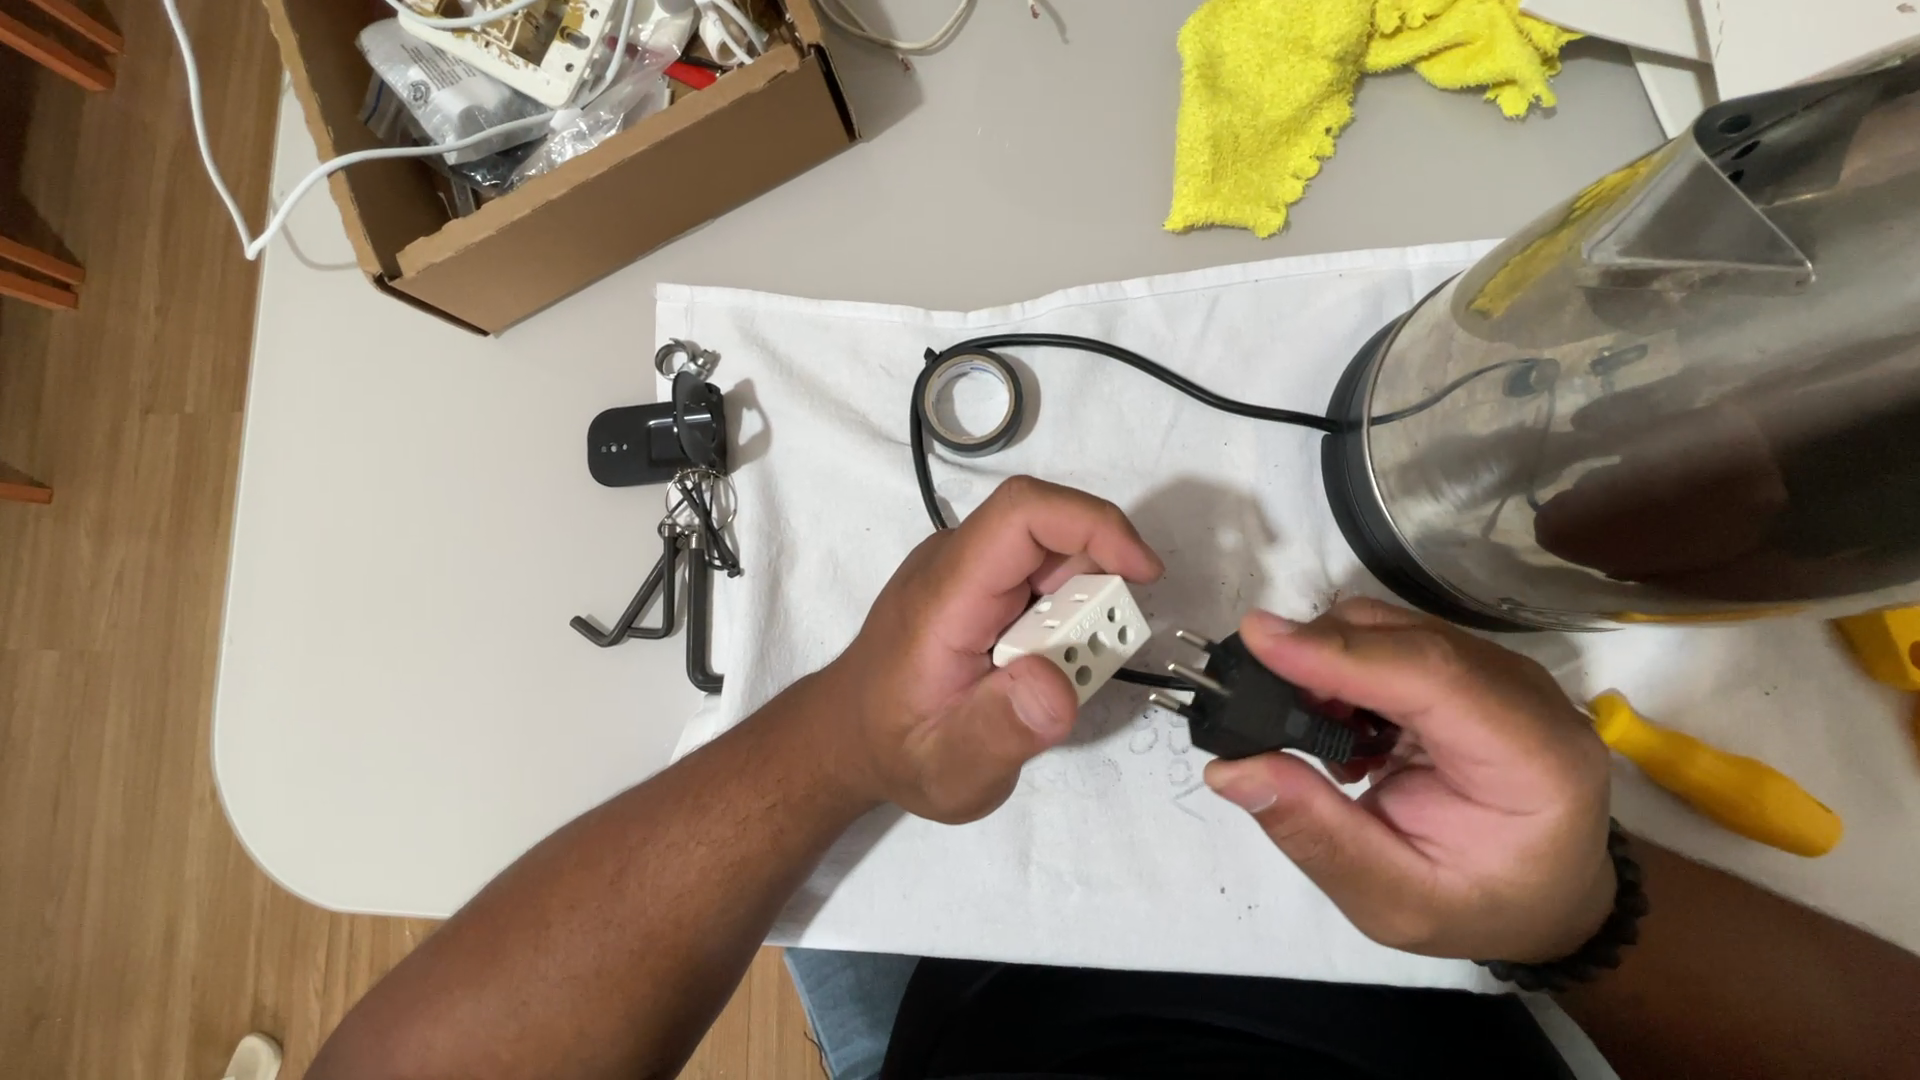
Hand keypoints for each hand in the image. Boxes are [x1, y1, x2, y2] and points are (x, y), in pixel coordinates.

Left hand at [822, 476, 1162, 823]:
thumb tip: (1056, 684)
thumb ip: (1001, 732)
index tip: (1143, 573)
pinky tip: (1046, 664)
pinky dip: (1063, 616)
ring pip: (1049, 556)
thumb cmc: (896, 750)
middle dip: (1095, 589)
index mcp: (945, 597)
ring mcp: (963, 569)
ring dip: (1079, 610)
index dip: (1093, 524)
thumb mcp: (950, 769)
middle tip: (1091, 659)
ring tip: (1062, 672)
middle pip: (1048, 534)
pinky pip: (1037, 577)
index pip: (1020, 515)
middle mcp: (953, 564)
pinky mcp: (974, 583)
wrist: (850, 736)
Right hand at [1203, 598, 1613, 962]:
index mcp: (1532, 761)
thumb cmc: (1479, 906)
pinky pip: (1385, 637)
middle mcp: (1525, 696)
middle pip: (1403, 636)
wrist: (1544, 896)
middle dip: (1317, 653)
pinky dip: (1339, 664)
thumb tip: (1231, 769)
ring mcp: (1497, 671)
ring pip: (1387, 626)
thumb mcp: (1393, 903)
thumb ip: (1317, 837)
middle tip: (1260, 703)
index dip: (1341, 654)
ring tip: (1308, 728)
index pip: (1433, 676)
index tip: (1258, 640)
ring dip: (1324, 659)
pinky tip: (1338, 722)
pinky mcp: (1464, 665)